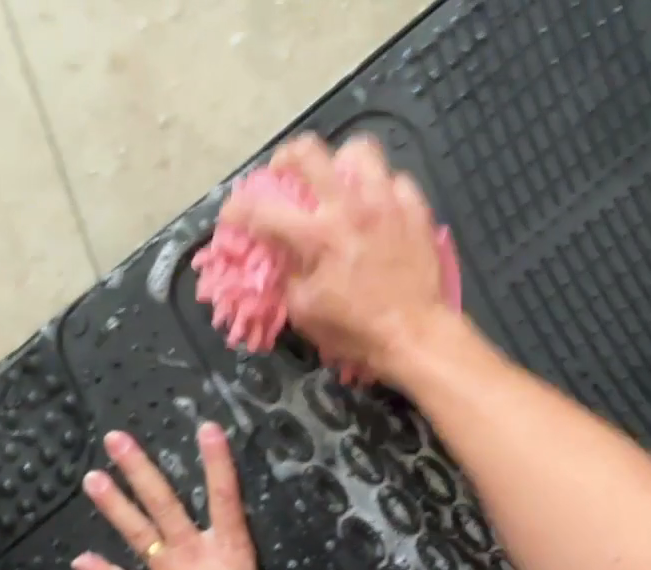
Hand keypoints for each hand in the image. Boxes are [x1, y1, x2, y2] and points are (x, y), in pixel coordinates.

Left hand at [70, 423, 346, 569]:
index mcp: (227, 548)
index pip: (226, 497)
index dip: (218, 462)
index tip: (205, 427)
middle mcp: (192, 550)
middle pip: (164, 504)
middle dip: (140, 470)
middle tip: (115, 440)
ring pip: (138, 533)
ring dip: (114, 506)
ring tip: (90, 479)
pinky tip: (78, 561)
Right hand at [217, 133, 457, 383]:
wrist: (417, 335)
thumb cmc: (359, 332)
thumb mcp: (306, 313)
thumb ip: (288, 278)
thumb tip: (283, 258)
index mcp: (318, 235)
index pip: (263, 209)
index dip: (239, 208)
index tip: (233, 215)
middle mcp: (350, 207)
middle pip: (309, 152)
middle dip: (287, 158)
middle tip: (286, 173)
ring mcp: (387, 204)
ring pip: (360, 152)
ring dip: (342, 164)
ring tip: (340, 183)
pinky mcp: (416, 211)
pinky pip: (396, 182)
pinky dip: (382, 190)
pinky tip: (379, 208)